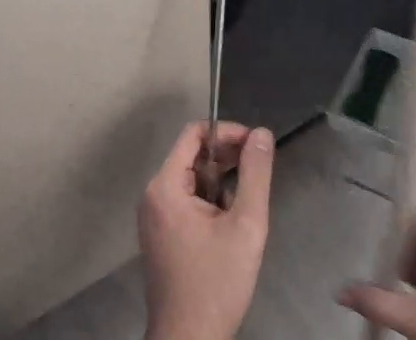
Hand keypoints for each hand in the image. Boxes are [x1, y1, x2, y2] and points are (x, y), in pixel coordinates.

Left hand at [140, 120, 274, 339]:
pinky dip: (211, 200)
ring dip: (222, 182)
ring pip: (193, 179)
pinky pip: (188, 200)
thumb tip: (262, 134)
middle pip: (192, 155)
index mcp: (165, 187)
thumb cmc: (216, 282)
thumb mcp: (246, 225)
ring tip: (247, 202)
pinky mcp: (162, 234)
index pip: (194, 134)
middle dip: (227, 158)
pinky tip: (232, 221)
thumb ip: (256, 174)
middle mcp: (154, 196)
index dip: (227, 132)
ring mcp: (155, 216)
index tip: (256, 145)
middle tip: (258, 173)